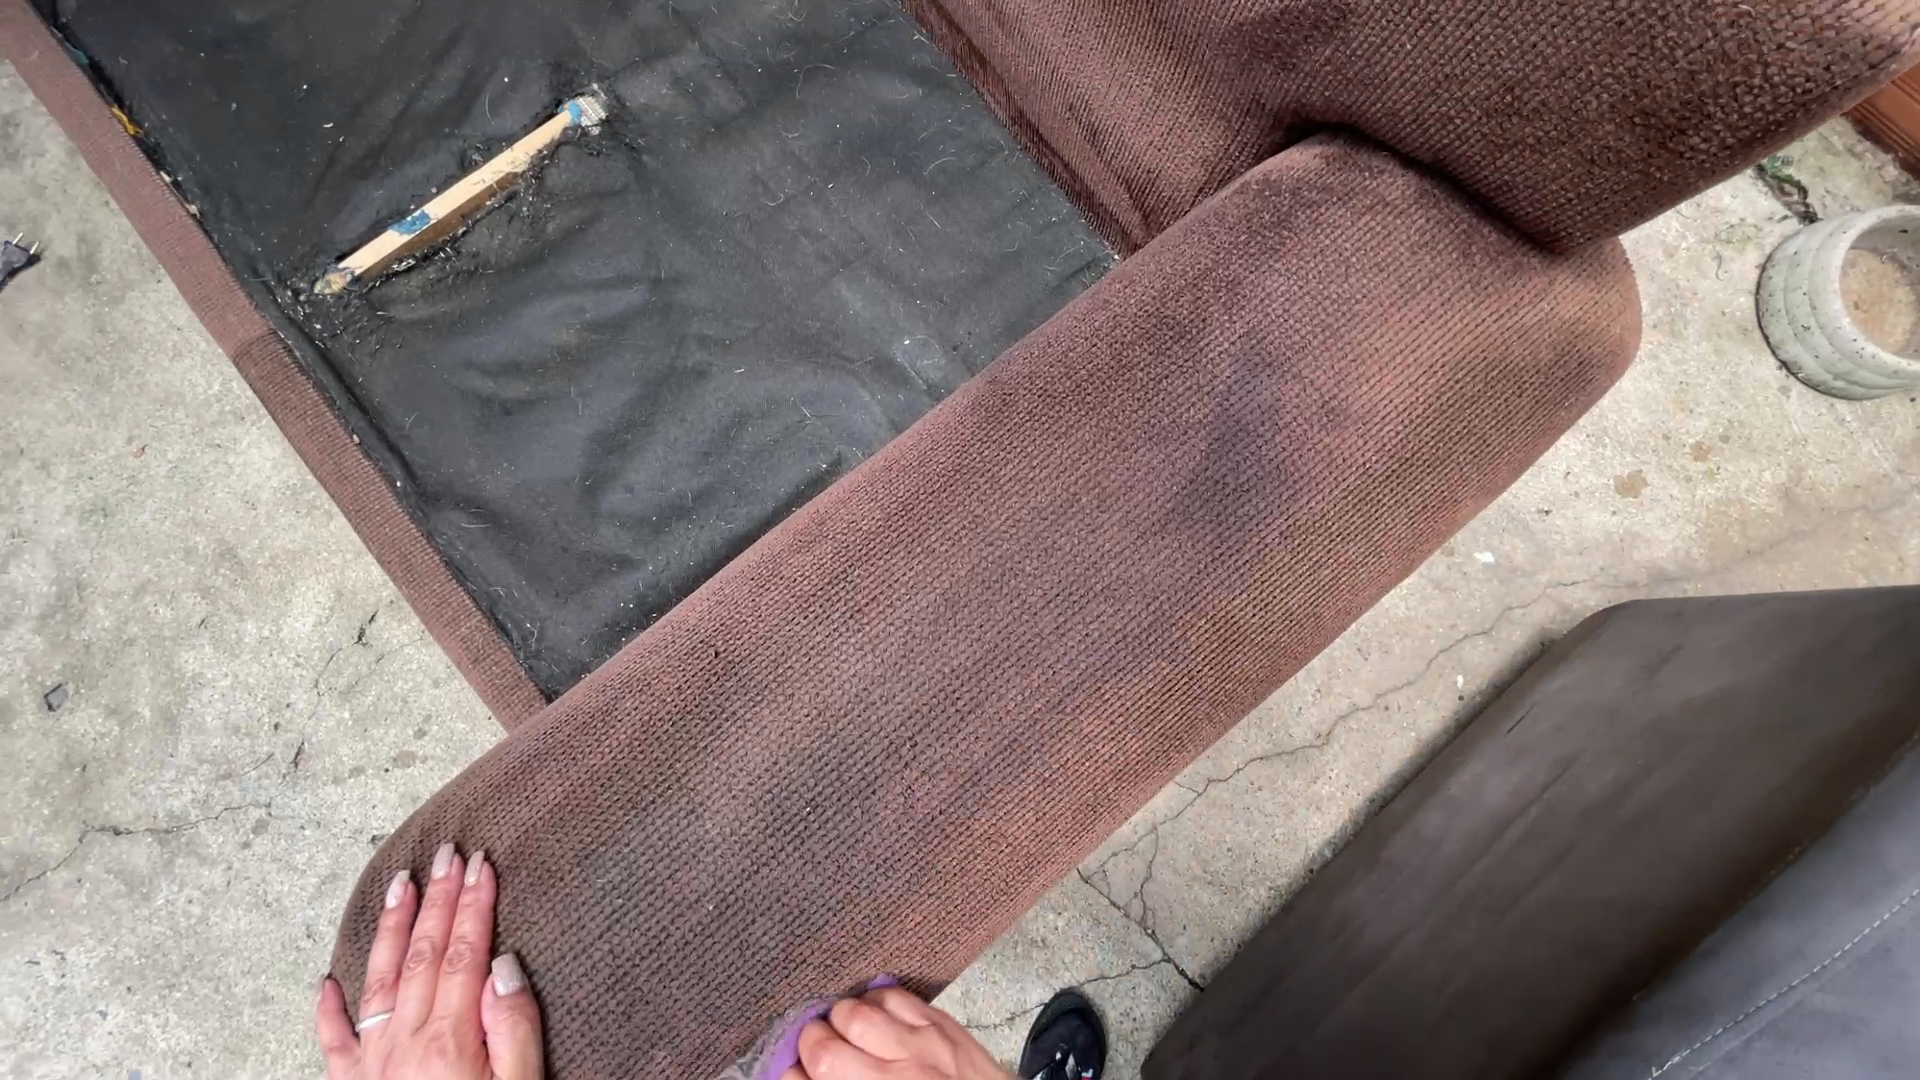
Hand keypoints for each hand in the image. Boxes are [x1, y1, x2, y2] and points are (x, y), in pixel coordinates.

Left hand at [317, 844, 543, 1078]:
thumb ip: (514, 1028)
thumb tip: (504, 966)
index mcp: (449, 1041)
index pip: (465, 951)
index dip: (475, 903)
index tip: (482, 862)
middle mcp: (403, 1046)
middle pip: (424, 955)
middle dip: (439, 898)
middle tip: (447, 852)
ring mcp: (371, 1069)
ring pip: (379, 983)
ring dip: (392, 929)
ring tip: (399, 884)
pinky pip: (333, 1047)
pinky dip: (327, 1011)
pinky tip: (325, 981)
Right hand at [781, 987, 1013, 1079]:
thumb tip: (804, 1074)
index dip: (790, 1075)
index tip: (789, 1070)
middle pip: (825, 1053)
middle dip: (809, 1045)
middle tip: (813, 1047)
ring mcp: (918, 1049)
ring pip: (857, 1015)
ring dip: (840, 1017)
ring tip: (843, 1025)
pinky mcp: (938, 1023)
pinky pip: (893, 996)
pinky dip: (875, 1000)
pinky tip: (875, 1013)